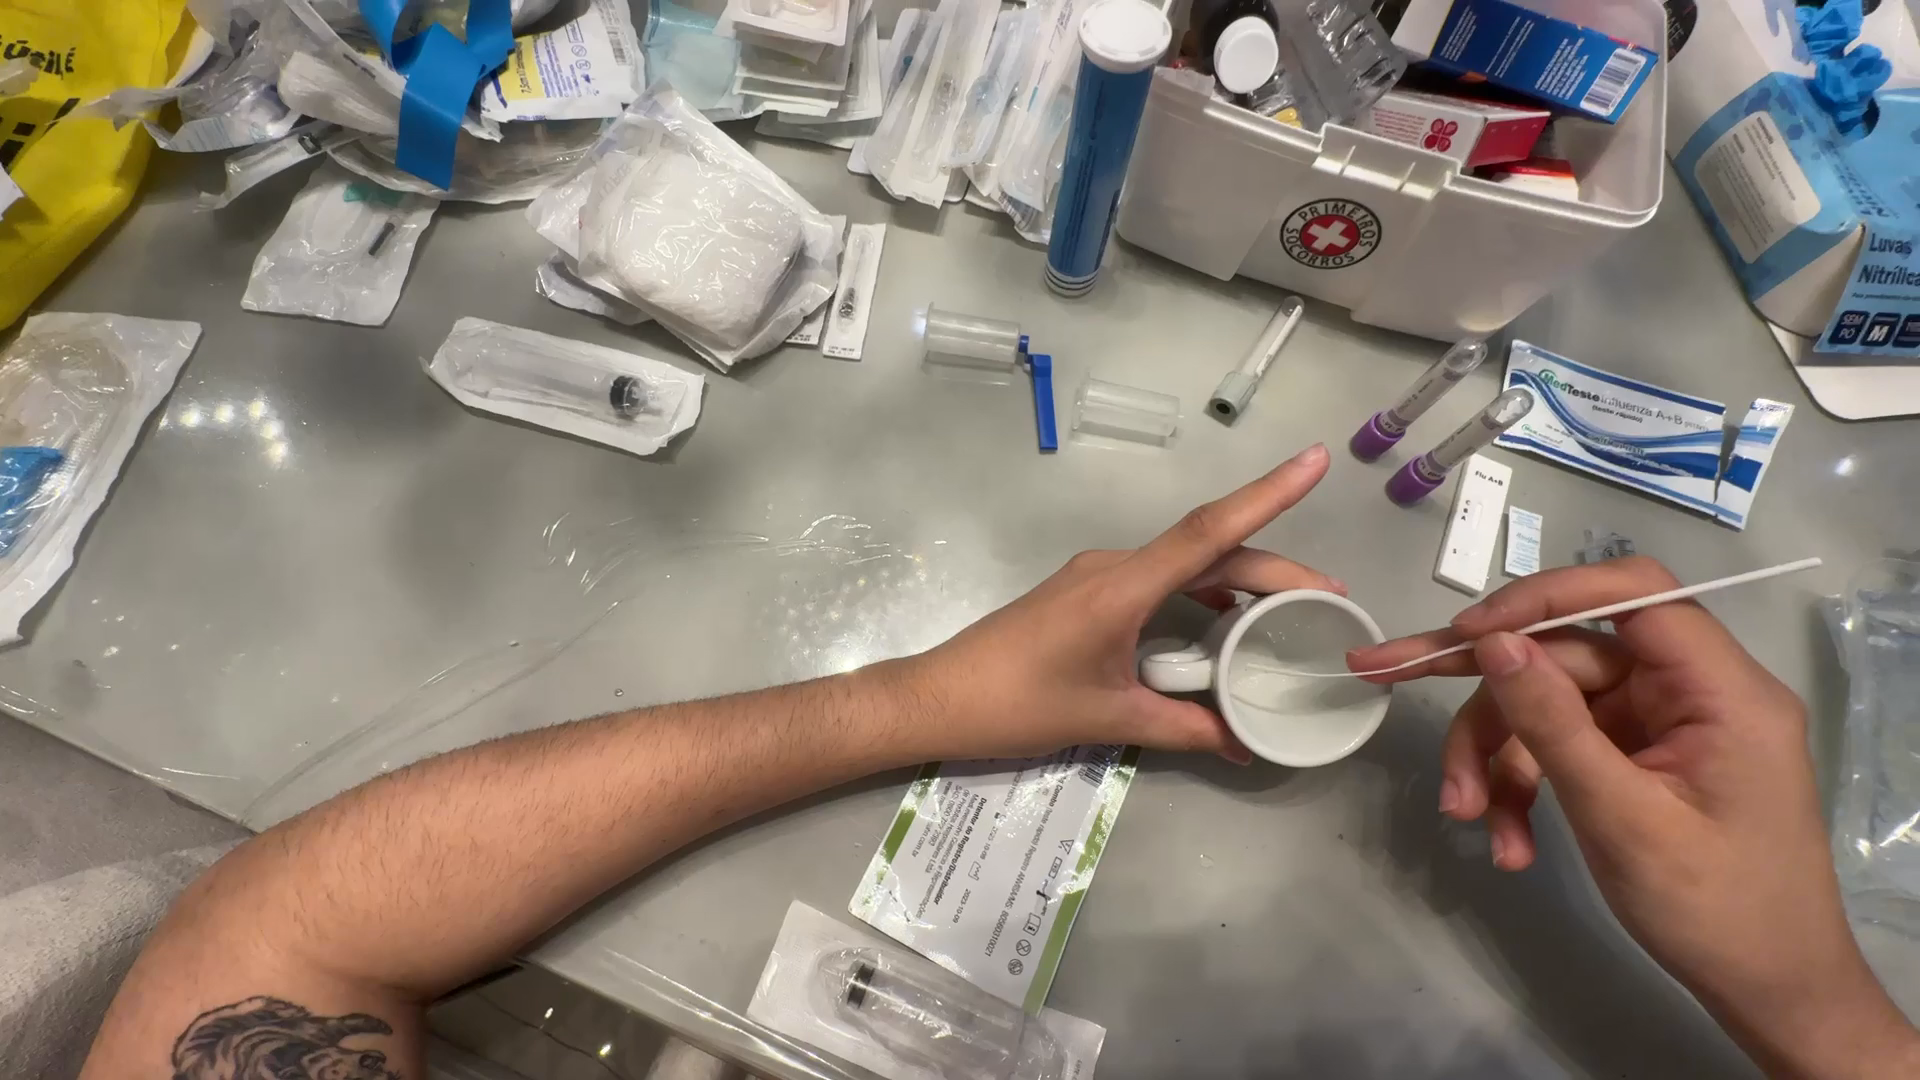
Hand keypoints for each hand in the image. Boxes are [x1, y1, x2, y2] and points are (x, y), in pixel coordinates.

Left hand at [900, 444, 1339, 762]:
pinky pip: (1154, 580)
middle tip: (1328, 597)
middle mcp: (1111, 567)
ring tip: (1287, 611)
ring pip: (1180, 564)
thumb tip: (1244, 744)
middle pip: (1205, 549)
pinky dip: (1195, 593)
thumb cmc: (1018, 704)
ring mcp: (1093, 576)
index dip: (1265, 495)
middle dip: (1270, 568)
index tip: (1313, 462)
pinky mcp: (1082, 592)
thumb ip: (1183, 729)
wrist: (941, 696)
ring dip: (1233, 580)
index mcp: (1121, 587)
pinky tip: (1219, 622)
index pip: (1207, 532)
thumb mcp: (1108, 720)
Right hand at [1348, 557, 1919, 1079]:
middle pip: (1554, 654)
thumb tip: (1492, 642)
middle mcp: (1677, 691)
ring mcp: (1642, 721)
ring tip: (1465, 811)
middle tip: (1377, 670)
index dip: (1544, 597)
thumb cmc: (1716, 908)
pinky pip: (1541, 743)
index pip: (1631, 594)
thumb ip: (1552, 721)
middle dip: (1473, 687)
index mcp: (1716, 691)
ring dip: (1487, 756)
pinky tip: (1504, 838)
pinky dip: (1510, 784)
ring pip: (1532, 703)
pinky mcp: (1616, 750)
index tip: (1470, 632)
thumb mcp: (1620, 814)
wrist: (1761, 988)